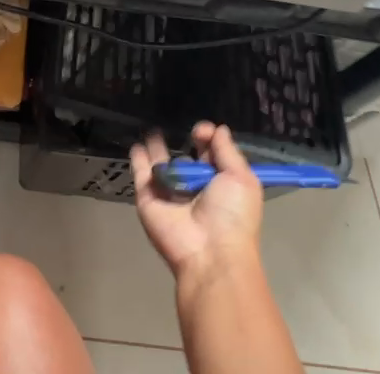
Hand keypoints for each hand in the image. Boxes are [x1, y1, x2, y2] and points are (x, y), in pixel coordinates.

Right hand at [130, 122, 264, 284]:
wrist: (209, 252)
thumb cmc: (232, 215)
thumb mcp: (241, 179)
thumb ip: (228, 151)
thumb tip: (218, 128)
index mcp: (221, 182)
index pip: (212, 153)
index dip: (208, 137)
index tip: (202, 131)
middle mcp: (195, 185)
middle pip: (188, 155)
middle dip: (186, 139)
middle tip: (184, 128)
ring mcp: (170, 190)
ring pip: (162, 162)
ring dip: (158, 145)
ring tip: (155, 128)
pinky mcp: (148, 196)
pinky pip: (141, 172)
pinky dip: (138, 158)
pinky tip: (137, 143)